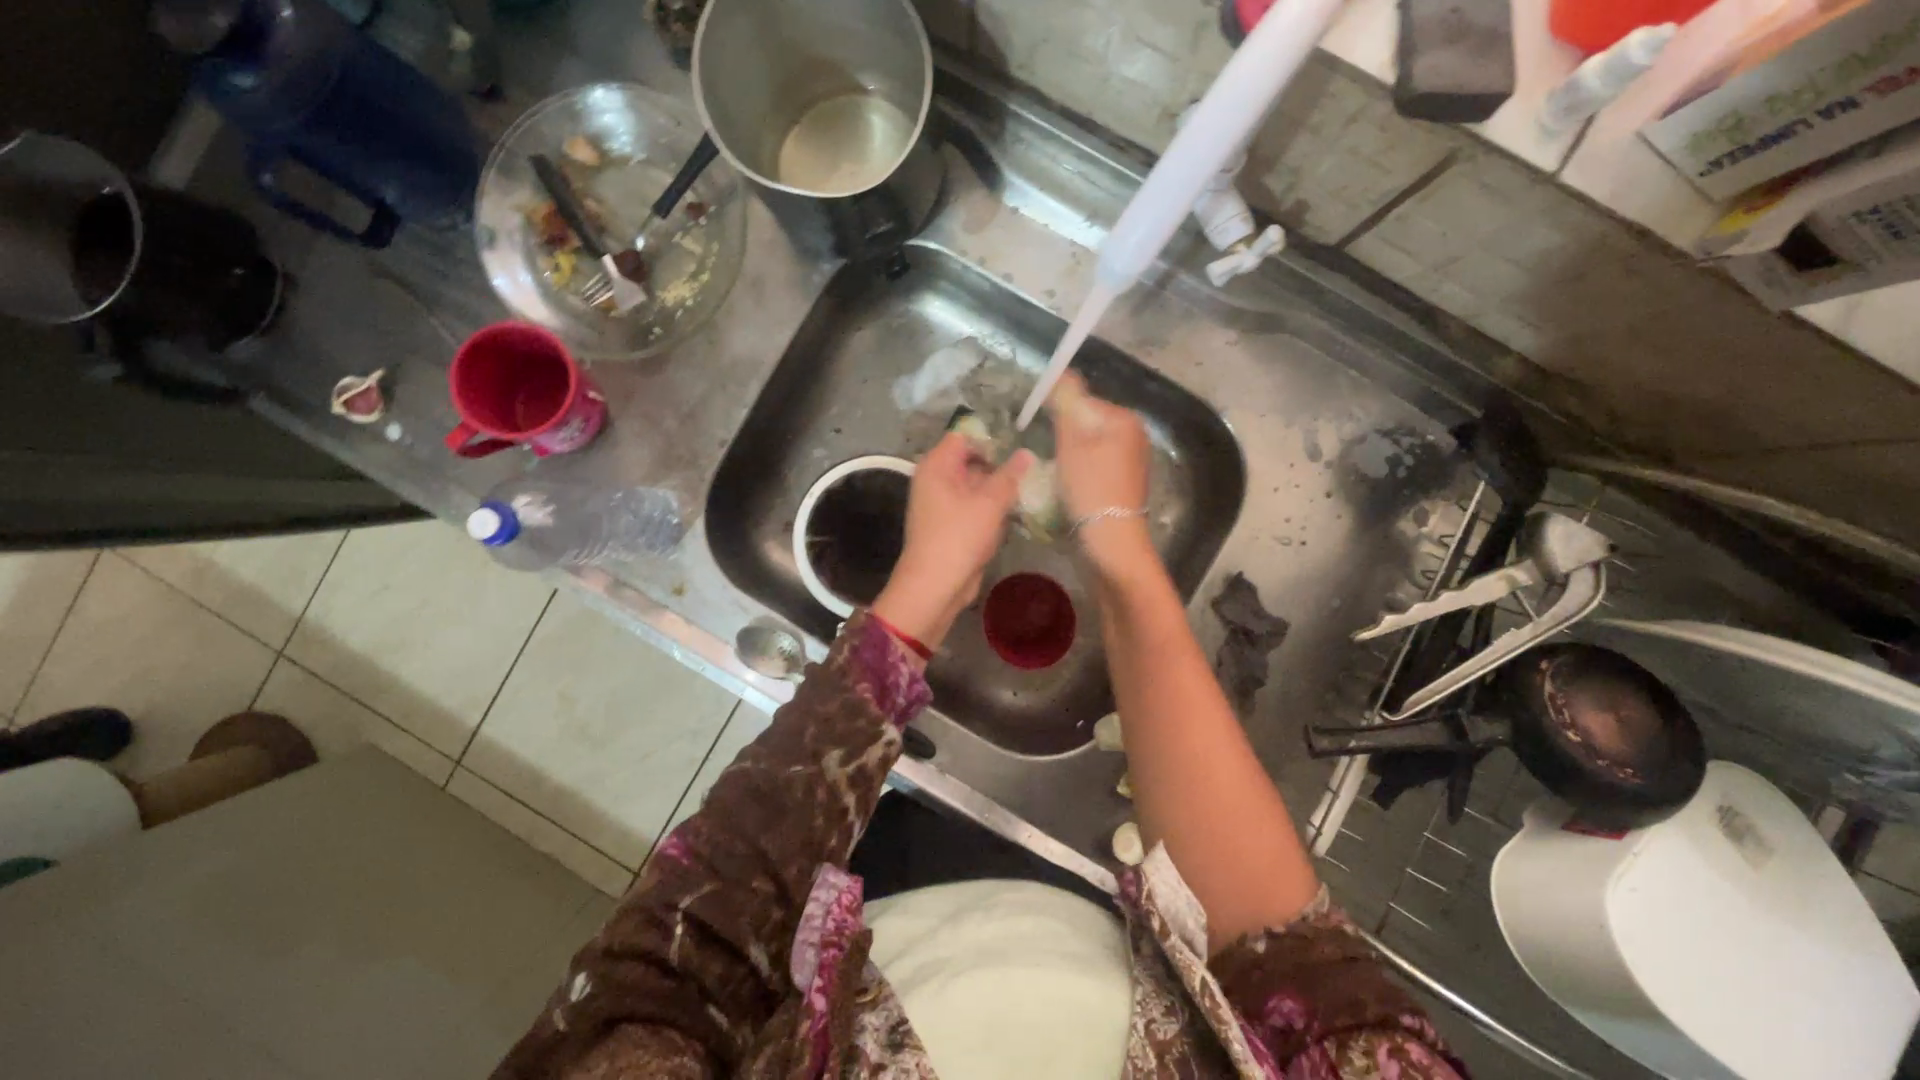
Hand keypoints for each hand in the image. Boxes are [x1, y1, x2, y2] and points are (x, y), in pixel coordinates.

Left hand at [873, 433, 1033, 654]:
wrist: (936, 585)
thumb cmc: (959, 537)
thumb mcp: (990, 503)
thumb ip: (1010, 476)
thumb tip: (1027, 454)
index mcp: (936, 466)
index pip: (964, 437)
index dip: (990, 441)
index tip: (1018, 452)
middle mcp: (935, 481)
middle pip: (972, 462)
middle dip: (1000, 469)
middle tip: (1029, 474)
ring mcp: (942, 505)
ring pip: (976, 488)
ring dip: (999, 493)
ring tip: (1027, 495)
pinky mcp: (951, 526)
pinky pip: (974, 509)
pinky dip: (991, 512)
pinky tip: (1013, 518)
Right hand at [1048, 373, 1154, 576]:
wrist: (1111, 541)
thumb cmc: (1090, 488)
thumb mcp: (1072, 441)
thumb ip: (1067, 403)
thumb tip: (1062, 371)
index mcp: (1124, 420)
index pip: (1082, 401)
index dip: (1057, 413)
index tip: (1035, 429)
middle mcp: (1134, 435)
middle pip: (1085, 424)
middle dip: (1063, 436)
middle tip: (1047, 456)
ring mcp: (1132, 461)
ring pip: (1088, 447)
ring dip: (1069, 455)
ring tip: (1056, 473)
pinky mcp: (1124, 483)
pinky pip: (1095, 466)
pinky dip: (1080, 472)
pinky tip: (1069, 487)